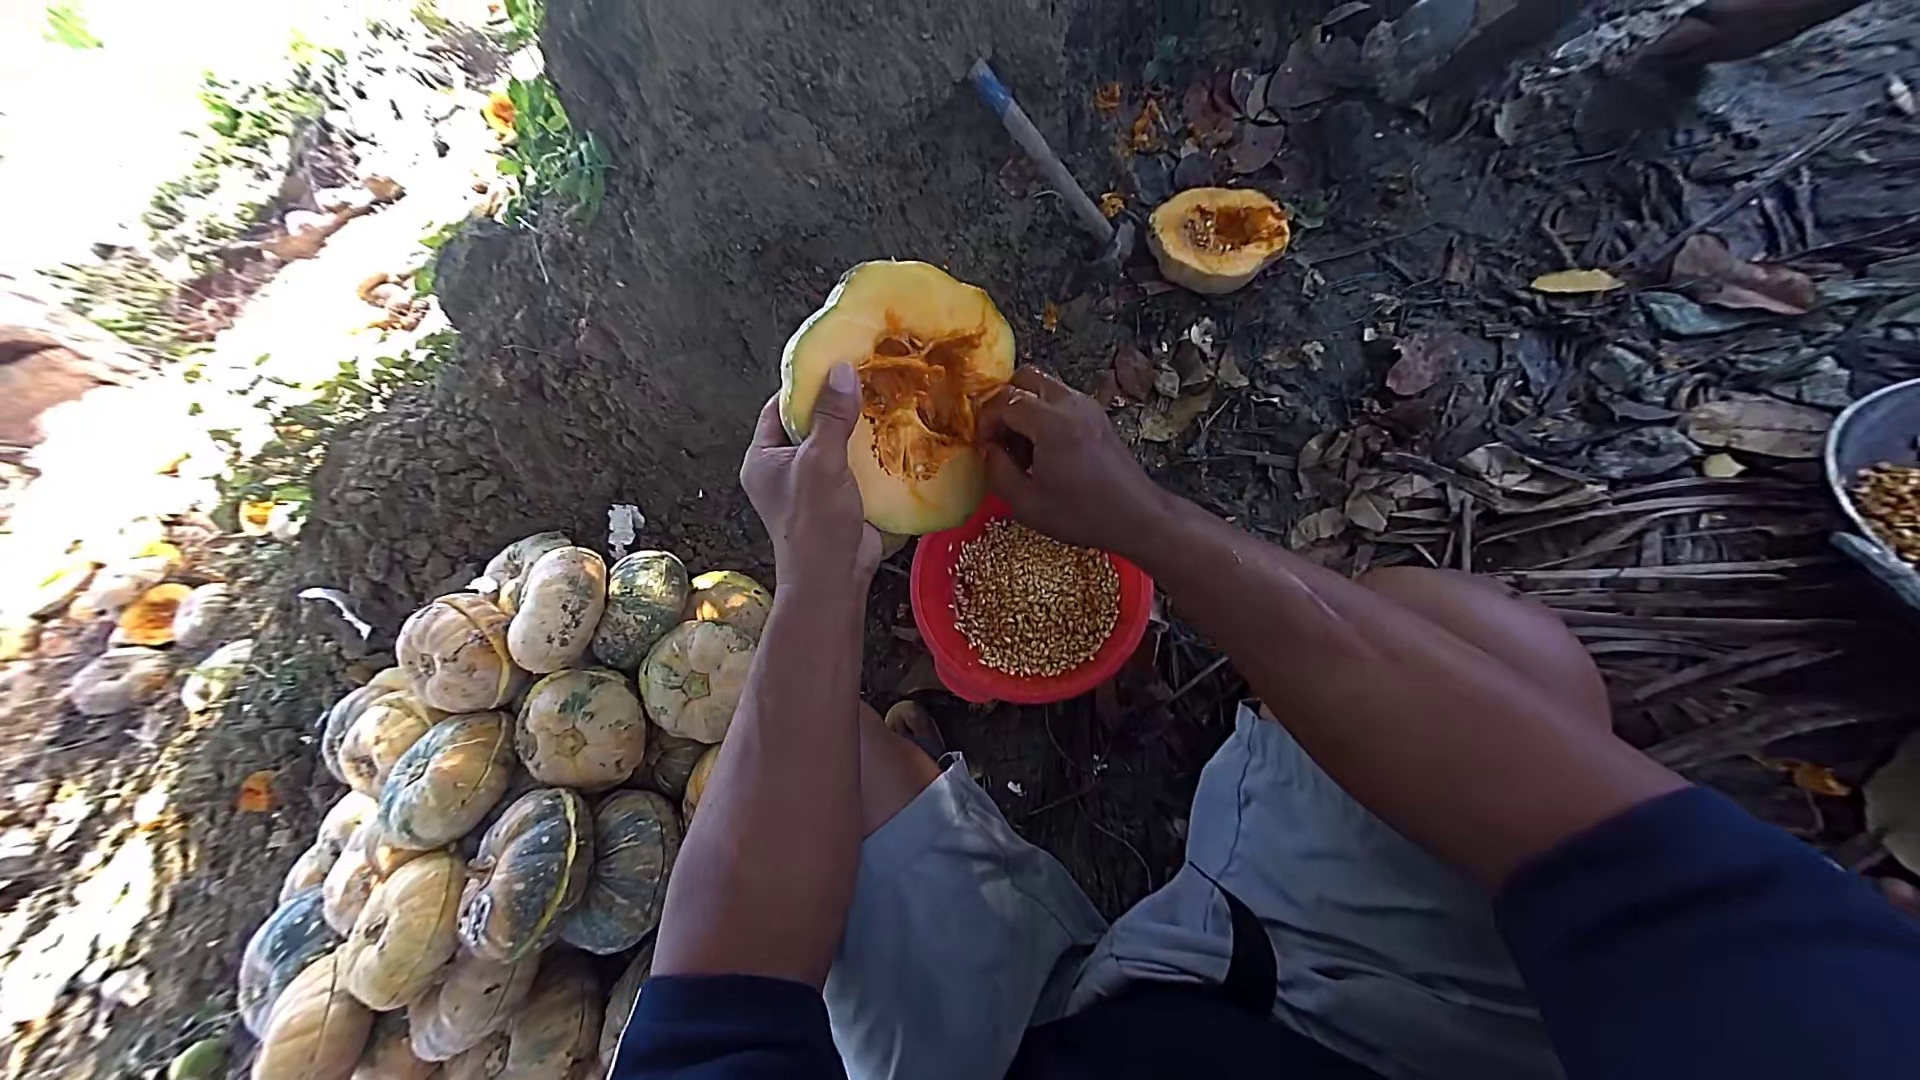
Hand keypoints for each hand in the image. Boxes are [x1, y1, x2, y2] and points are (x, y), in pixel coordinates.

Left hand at [740, 364, 882, 593]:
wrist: (833, 577)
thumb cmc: (814, 522)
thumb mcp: (820, 462)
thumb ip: (831, 417)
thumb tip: (842, 372)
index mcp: (763, 458)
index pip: (779, 408)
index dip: (804, 387)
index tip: (833, 366)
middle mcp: (783, 469)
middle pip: (808, 425)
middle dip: (834, 406)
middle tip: (864, 381)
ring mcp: (810, 486)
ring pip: (832, 446)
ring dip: (854, 430)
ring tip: (882, 402)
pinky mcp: (835, 499)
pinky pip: (850, 466)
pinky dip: (866, 453)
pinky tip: (889, 437)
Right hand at [977, 367, 1169, 554]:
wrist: (1136, 516)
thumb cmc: (1081, 514)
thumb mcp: (1026, 503)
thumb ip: (997, 470)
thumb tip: (988, 449)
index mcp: (1052, 424)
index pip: (1004, 399)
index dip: (985, 419)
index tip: (983, 444)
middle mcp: (1071, 405)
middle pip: (1025, 378)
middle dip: (1004, 404)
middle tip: (1000, 437)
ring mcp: (1088, 407)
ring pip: (1044, 387)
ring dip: (1025, 409)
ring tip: (1023, 449)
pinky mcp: (1097, 416)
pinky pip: (1061, 401)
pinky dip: (1044, 415)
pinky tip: (1044, 451)